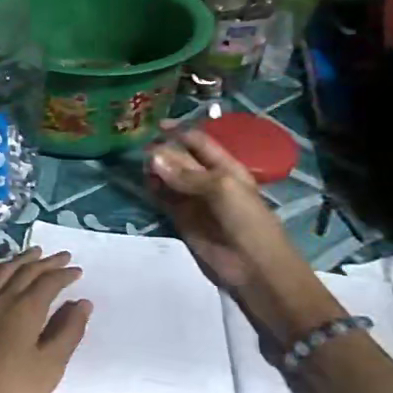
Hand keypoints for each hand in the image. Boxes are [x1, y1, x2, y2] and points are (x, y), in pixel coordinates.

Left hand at [0, 248, 90, 392]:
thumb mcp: (49, 366)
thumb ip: (67, 331)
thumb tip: (82, 301)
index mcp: (23, 309)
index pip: (47, 282)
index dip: (63, 274)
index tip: (78, 270)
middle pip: (22, 272)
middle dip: (44, 262)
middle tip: (61, 255)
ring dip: (16, 260)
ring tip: (31, 254)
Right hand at [146, 126, 339, 342]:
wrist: (253, 267)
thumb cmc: (247, 221)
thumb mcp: (221, 189)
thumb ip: (186, 173)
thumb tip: (152, 157)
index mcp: (225, 167)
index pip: (198, 141)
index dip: (179, 131)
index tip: (154, 125)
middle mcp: (208, 179)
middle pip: (180, 158)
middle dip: (163, 151)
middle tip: (141, 149)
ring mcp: (193, 199)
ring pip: (169, 177)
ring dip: (155, 170)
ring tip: (139, 166)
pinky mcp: (181, 218)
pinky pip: (163, 198)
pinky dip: (152, 189)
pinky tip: (143, 183)